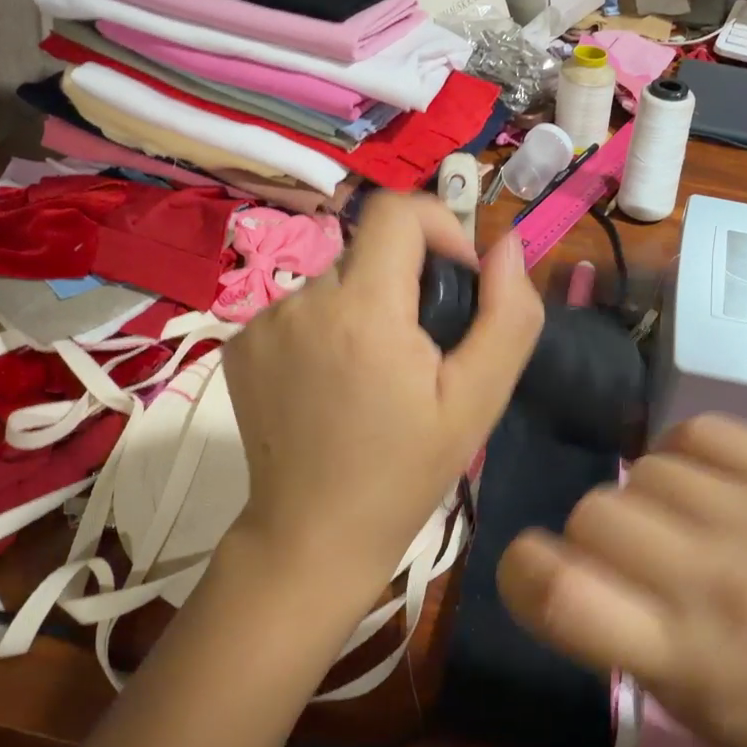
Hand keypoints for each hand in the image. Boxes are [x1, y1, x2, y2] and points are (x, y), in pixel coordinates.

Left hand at [220, 194, 543, 583]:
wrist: (312, 535)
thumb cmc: (406, 471)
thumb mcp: (479, 400)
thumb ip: (508, 315)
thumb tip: (506, 246)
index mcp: (363, 310)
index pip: (398, 211)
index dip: (440, 228)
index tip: (458, 281)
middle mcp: (302, 301)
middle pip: (370, 248)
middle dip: (408, 279)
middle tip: (424, 347)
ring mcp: (261, 322)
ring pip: (337, 278)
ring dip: (368, 305)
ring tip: (379, 373)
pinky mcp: (239, 344)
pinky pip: (301, 308)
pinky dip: (329, 327)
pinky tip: (337, 382)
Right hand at [498, 414, 746, 746]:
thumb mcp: (706, 719)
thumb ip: (632, 649)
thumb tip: (577, 573)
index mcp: (687, 662)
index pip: (561, 594)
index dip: (521, 570)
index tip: (532, 568)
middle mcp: (716, 585)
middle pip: (595, 514)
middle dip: (589, 535)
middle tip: (627, 557)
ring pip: (644, 470)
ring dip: (642, 497)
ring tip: (675, 522)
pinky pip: (702, 430)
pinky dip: (682, 451)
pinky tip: (699, 481)